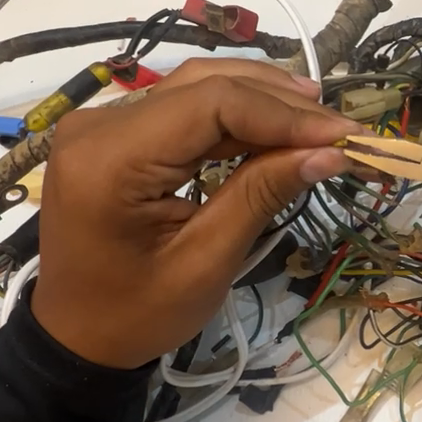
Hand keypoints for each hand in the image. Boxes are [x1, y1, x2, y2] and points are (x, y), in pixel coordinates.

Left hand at [32, 58, 358, 367]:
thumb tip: (328, 153)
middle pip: (206, 85)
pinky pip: (185, 109)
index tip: (344, 136)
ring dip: (264, 99)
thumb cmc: (138, 314)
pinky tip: (278, 124)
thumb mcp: (207, 262)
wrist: (77, 336)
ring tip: (320, 118)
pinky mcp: (118, 134)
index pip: (212, 105)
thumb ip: (261, 195)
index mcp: (111, 159)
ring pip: (199, 87)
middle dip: (282, 104)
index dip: (285, 116)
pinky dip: (237, 115)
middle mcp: (100, 124)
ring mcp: (105, 124)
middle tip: (342, 128)